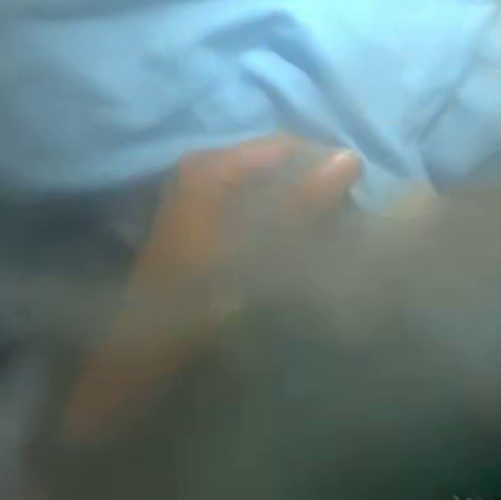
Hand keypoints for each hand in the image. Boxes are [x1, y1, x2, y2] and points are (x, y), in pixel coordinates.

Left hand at [57, 135, 361, 446]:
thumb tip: (350, 157)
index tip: (355, 200)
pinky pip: (256, 199)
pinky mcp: (205, 213)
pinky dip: (282, 216)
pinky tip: (297, 244)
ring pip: (270, 181)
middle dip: (314, 187)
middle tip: (342, 223)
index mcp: (213, 167)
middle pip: (277, 161)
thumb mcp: (258, 251)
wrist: (145, 353)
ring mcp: (202, 189)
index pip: (284, 146)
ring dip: (301, 203)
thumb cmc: (202, 298)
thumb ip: (303, 203)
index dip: (324, 165)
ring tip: (325, 236)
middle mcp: (206, 166)